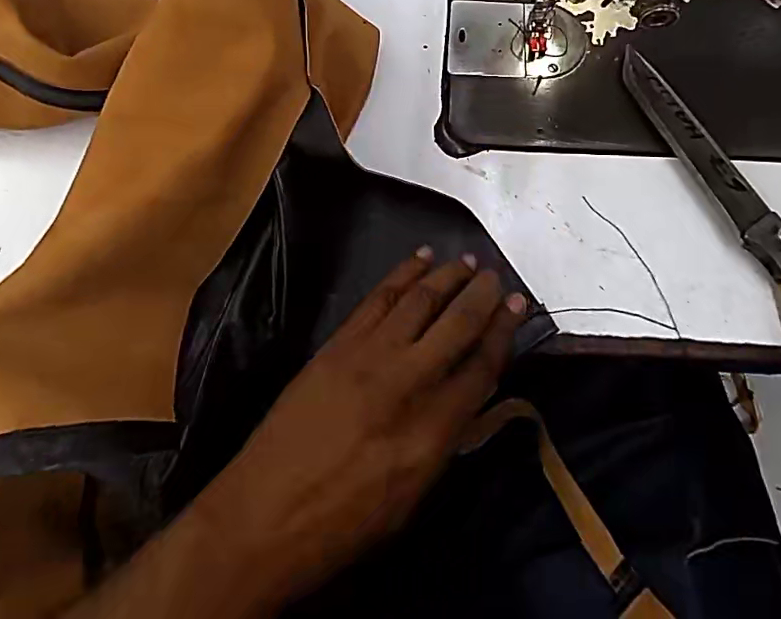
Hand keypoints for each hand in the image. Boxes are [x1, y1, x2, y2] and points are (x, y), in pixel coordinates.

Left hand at [72, 248, 526, 618]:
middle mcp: (407, 383)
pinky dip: (403, 273)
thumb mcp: (413, 496)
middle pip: (457, 324)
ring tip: (467, 261)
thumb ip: (447, 438)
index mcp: (432, 431)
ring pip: (420, 300)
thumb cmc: (344, 521)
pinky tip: (419, 259)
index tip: (518, 307)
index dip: (504, 332)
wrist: (262, 516)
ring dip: (447, 276)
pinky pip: (379, 297)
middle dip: (482, 295)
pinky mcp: (338, 343)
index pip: (482, 367)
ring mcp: (369, 356)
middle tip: (497, 276)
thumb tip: (469, 392)